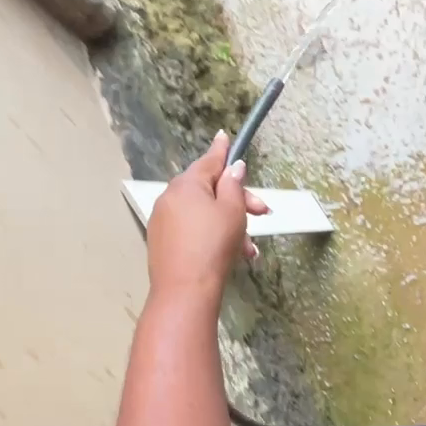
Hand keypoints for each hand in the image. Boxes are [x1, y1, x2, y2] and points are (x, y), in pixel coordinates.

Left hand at [146, 131, 268, 303]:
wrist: (185, 289)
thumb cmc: (214, 245)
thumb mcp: (233, 212)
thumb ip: (234, 186)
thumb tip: (233, 168)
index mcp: (186, 185)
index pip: (209, 161)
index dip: (222, 151)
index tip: (225, 136)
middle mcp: (170, 197)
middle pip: (209, 190)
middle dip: (238, 201)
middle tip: (263, 213)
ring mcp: (163, 220)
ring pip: (204, 213)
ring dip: (230, 224)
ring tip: (249, 248)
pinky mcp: (163, 241)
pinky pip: (194, 229)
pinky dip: (213, 235)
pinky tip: (232, 254)